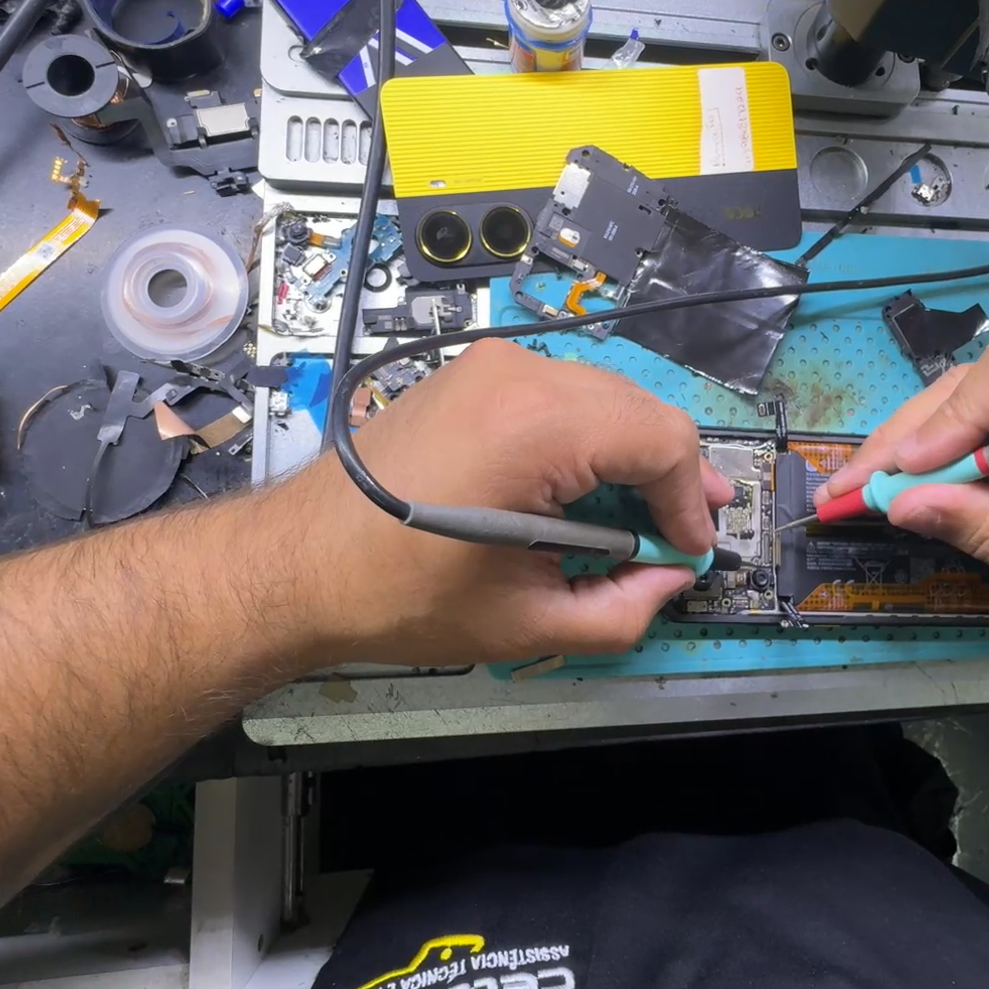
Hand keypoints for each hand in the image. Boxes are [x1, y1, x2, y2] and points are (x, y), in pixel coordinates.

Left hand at [265, 340, 732, 666]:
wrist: (297, 562)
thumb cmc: (399, 594)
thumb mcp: (527, 622)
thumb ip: (623, 607)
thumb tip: (671, 576)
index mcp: (536, 425)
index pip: (662, 438)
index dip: (690, 498)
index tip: (692, 546)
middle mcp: (520, 374)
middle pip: (642, 409)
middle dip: (673, 472)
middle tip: (689, 524)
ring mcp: (494, 365)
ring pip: (609, 398)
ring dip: (636, 454)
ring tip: (648, 507)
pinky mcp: (476, 374)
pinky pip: (566, 395)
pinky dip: (594, 439)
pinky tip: (594, 482)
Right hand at [816, 327, 988, 642]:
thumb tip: (904, 507)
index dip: (952, 416)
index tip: (905, 473)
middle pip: (979, 379)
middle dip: (910, 434)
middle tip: (850, 486)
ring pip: (967, 397)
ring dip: (911, 444)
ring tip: (860, 487)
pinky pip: (978, 420)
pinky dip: (934, 455)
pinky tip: (899, 482)